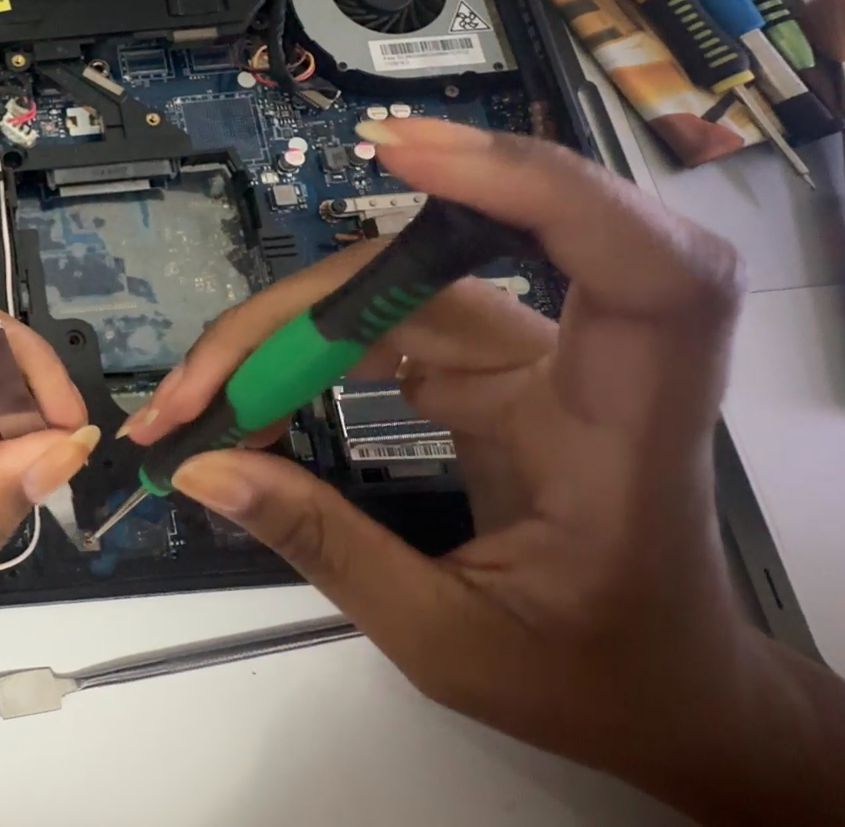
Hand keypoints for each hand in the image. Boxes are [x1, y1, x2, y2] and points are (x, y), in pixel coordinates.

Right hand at [121, 118, 844, 823]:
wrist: (653, 690)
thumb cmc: (587, 677)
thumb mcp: (445, 638)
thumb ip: (324, 547)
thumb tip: (204, 469)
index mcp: (620, 431)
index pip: (631, 268)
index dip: (531, 187)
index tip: (400, 153)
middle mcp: (573, 367)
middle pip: (421, 286)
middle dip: (289, 320)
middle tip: (192, 391)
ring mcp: (519, 361)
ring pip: (376, 302)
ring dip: (271, 342)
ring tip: (191, 406)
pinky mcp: (475, 371)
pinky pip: (367, 334)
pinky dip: (291, 360)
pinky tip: (240, 403)